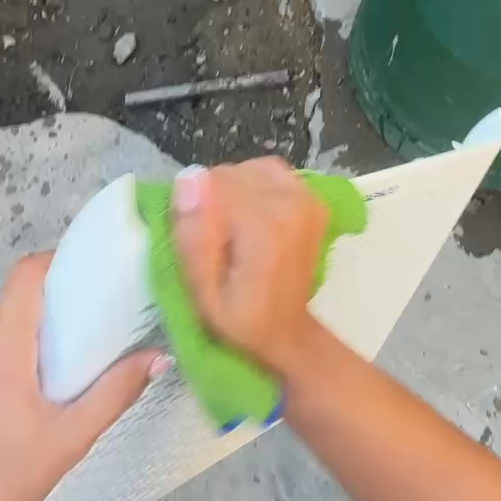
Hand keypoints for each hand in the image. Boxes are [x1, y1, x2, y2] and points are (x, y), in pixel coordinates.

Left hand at [0, 252, 164, 500]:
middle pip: (18, 302)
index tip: (87, 276)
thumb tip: (157, 358)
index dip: (57, 262)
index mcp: (2, 350)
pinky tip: (19, 396)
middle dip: (53, 312)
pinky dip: (4, 356)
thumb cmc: (1, 483)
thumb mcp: (69, 441)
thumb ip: (115, 393)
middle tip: (87, 337)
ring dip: (28, 338)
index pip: (26, 274)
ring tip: (56, 374)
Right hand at [172, 159, 330, 378]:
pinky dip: (253, 186)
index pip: (212, 182)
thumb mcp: (203, 294)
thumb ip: (194, 237)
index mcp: (266, 230)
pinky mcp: (311, 196)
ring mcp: (307, 198)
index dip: (196, 208)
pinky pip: (268, 170)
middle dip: (213, 200)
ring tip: (233, 229)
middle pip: (229, 174)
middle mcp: (292, 204)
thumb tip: (188, 179)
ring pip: (246, 169)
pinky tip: (250, 215)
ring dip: (232, 192)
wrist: (287, 332)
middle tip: (218, 242)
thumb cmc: (241, 320)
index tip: (202, 242)